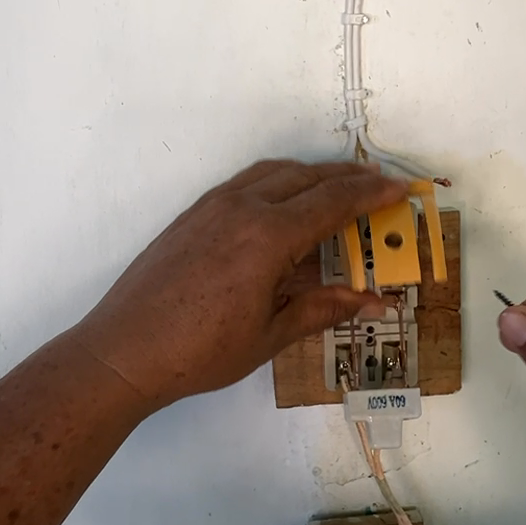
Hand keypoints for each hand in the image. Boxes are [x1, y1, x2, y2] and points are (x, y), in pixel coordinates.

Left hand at [70, 159, 407, 407]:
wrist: (124, 350)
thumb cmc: (200, 352)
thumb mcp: (270, 334)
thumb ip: (324, 308)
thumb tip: (373, 302)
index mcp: (267, 237)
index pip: (332, 202)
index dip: (372, 196)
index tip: (401, 191)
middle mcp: (242, 208)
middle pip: (307, 177)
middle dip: (349, 178)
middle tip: (380, 186)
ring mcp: (213, 206)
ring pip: (275, 172)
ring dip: (312, 174)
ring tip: (338, 188)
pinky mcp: (193, 214)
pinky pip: (248, 182)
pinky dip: (279, 182)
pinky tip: (286, 204)